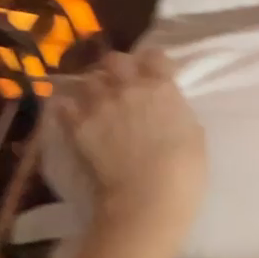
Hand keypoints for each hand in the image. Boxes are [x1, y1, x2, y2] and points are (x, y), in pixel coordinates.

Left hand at [53, 49, 205, 222]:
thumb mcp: (194, 135)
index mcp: (162, 88)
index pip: (154, 55)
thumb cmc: (183, 173)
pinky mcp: (77, 127)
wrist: (146, 201)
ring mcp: (99, 106)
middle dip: (118, 68)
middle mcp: (128, 88)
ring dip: (93, 87)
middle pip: (115, 60)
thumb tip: (168, 108)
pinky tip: (73, 116)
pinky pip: (64, 105)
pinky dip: (67, 107)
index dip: (154, 62)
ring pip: (87, 79)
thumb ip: (177, 113)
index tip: (156, 73)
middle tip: (121, 84)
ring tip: (96, 101)